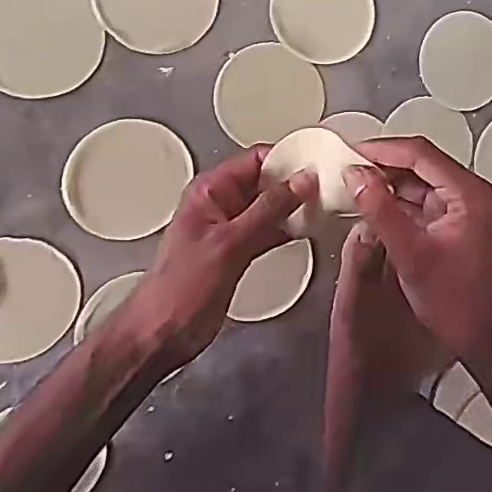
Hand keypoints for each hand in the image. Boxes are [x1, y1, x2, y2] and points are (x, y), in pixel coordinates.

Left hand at [120, 147, 315, 367]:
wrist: (163, 332)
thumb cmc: (179, 287)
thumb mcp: (230, 241)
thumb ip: (268, 209)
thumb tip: (300, 181)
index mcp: (210, 191)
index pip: (256, 159)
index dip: (287, 158)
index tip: (316, 164)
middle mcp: (221, 204)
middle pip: (266, 180)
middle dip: (296, 182)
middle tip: (327, 186)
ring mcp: (232, 228)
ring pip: (272, 206)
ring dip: (296, 206)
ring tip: (324, 205)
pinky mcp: (241, 250)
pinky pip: (271, 229)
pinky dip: (290, 228)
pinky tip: (309, 229)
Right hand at [346, 137, 491, 361]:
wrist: (476, 334)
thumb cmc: (454, 300)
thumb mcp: (410, 253)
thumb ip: (381, 211)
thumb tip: (356, 176)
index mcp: (468, 193)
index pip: (421, 154)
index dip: (383, 150)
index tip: (352, 152)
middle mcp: (468, 194)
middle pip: (419, 163)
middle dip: (382, 164)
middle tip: (347, 167)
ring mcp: (459, 208)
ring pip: (416, 181)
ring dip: (386, 181)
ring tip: (352, 184)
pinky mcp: (449, 222)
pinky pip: (417, 200)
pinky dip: (393, 200)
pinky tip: (369, 204)